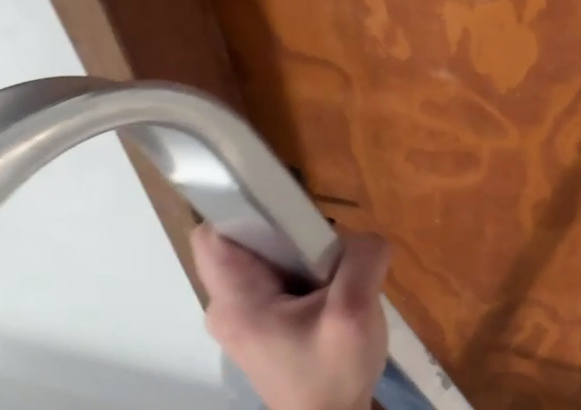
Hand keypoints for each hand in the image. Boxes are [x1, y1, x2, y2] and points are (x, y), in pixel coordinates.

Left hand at [193, 223, 391, 409]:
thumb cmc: (331, 375)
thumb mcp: (355, 312)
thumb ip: (362, 258)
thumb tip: (363, 239)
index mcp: (236, 300)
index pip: (216, 231)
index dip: (247, 206)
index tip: (292, 205)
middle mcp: (229, 303)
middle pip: (250, 236)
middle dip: (293, 230)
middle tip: (331, 250)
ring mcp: (245, 312)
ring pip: (271, 251)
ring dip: (307, 250)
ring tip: (337, 273)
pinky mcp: (265, 319)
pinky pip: (282, 271)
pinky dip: (310, 268)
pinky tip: (334, 288)